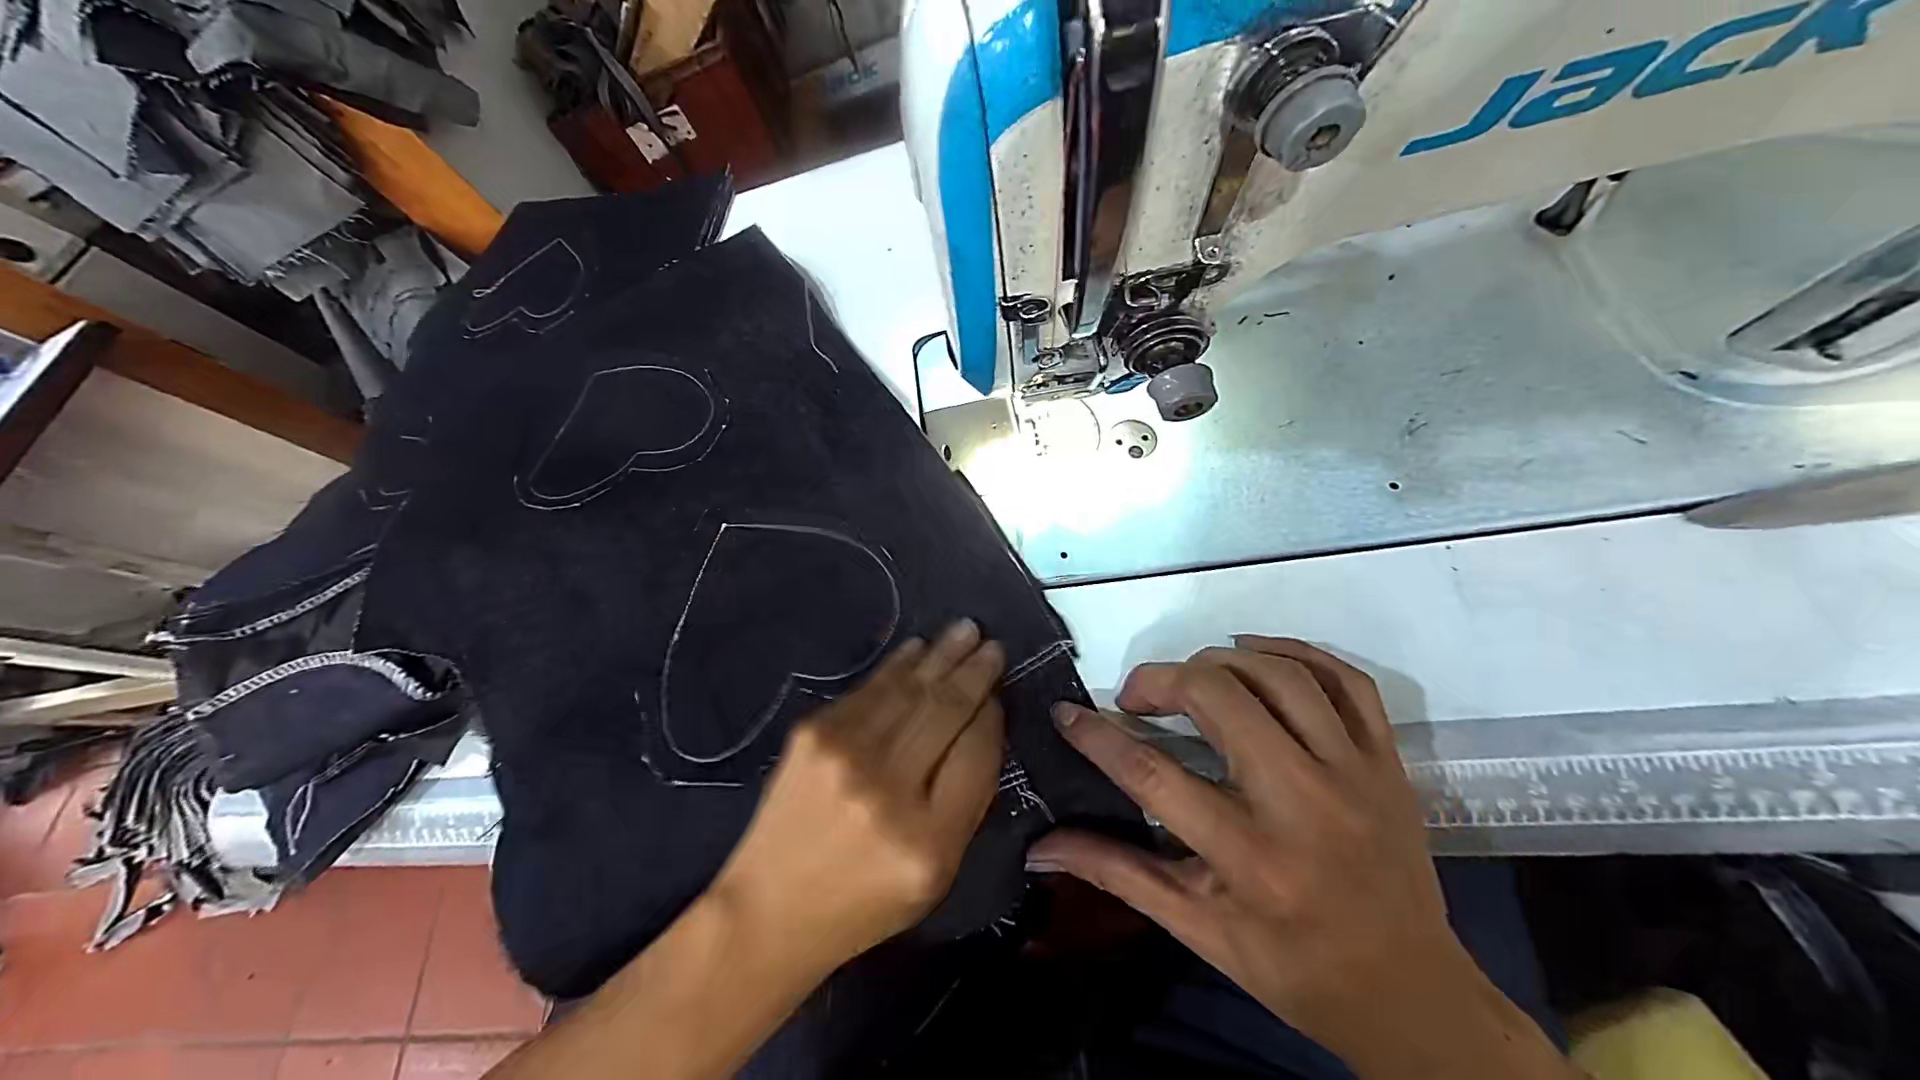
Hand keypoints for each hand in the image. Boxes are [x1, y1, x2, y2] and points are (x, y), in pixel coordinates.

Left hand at [709, 619, 1006, 969]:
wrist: (768, 909)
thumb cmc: (864, 900)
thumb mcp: (936, 874)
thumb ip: (965, 801)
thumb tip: (981, 723)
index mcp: (929, 839)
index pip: (977, 753)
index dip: (992, 715)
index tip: (998, 694)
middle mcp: (887, 788)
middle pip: (945, 711)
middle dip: (974, 673)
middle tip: (993, 646)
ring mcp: (844, 754)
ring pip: (908, 690)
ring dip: (941, 655)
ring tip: (966, 630)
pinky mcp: (812, 733)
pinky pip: (869, 689)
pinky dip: (897, 666)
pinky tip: (918, 649)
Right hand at [1029, 636, 1574, 1079]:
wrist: (1412, 992)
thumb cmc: (1292, 965)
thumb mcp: (1197, 930)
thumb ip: (1118, 875)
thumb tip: (1040, 848)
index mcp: (1251, 859)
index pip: (1154, 775)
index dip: (1098, 737)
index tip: (1066, 713)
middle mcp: (1304, 805)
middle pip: (1221, 699)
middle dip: (1161, 679)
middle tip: (1137, 695)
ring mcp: (1355, 775)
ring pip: (1281, 675)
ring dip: (1221, 658)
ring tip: (1191, 674)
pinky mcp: (1388, 762)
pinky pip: (1345, 678)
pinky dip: (1294, 651)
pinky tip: (1255, 654)